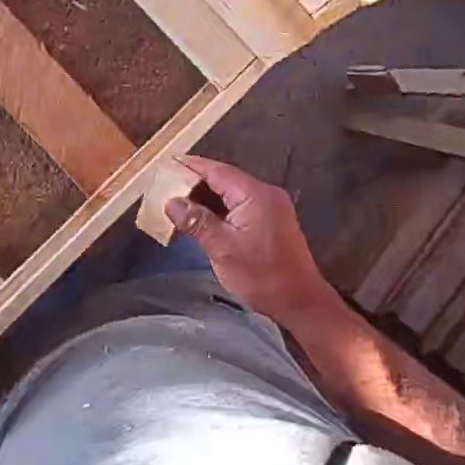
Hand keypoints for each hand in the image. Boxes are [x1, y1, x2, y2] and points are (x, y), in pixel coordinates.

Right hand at [166, 155, 337, 321]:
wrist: (298, 301)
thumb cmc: (261, 274)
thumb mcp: (222, 248)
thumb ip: (196, 221)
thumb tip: (171, 202)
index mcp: (255, 195)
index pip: (217, 171)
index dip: (191, 166)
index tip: (167, 163)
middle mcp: (265, 195)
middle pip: (224, 179)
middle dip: (195, 181)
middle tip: (165, 183)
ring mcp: (270, 208)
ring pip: (231, 193)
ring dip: (205, 196)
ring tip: (176, 200)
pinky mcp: (270, 222)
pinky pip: (239, 206)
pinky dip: (218, 209)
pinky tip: (200, 217)